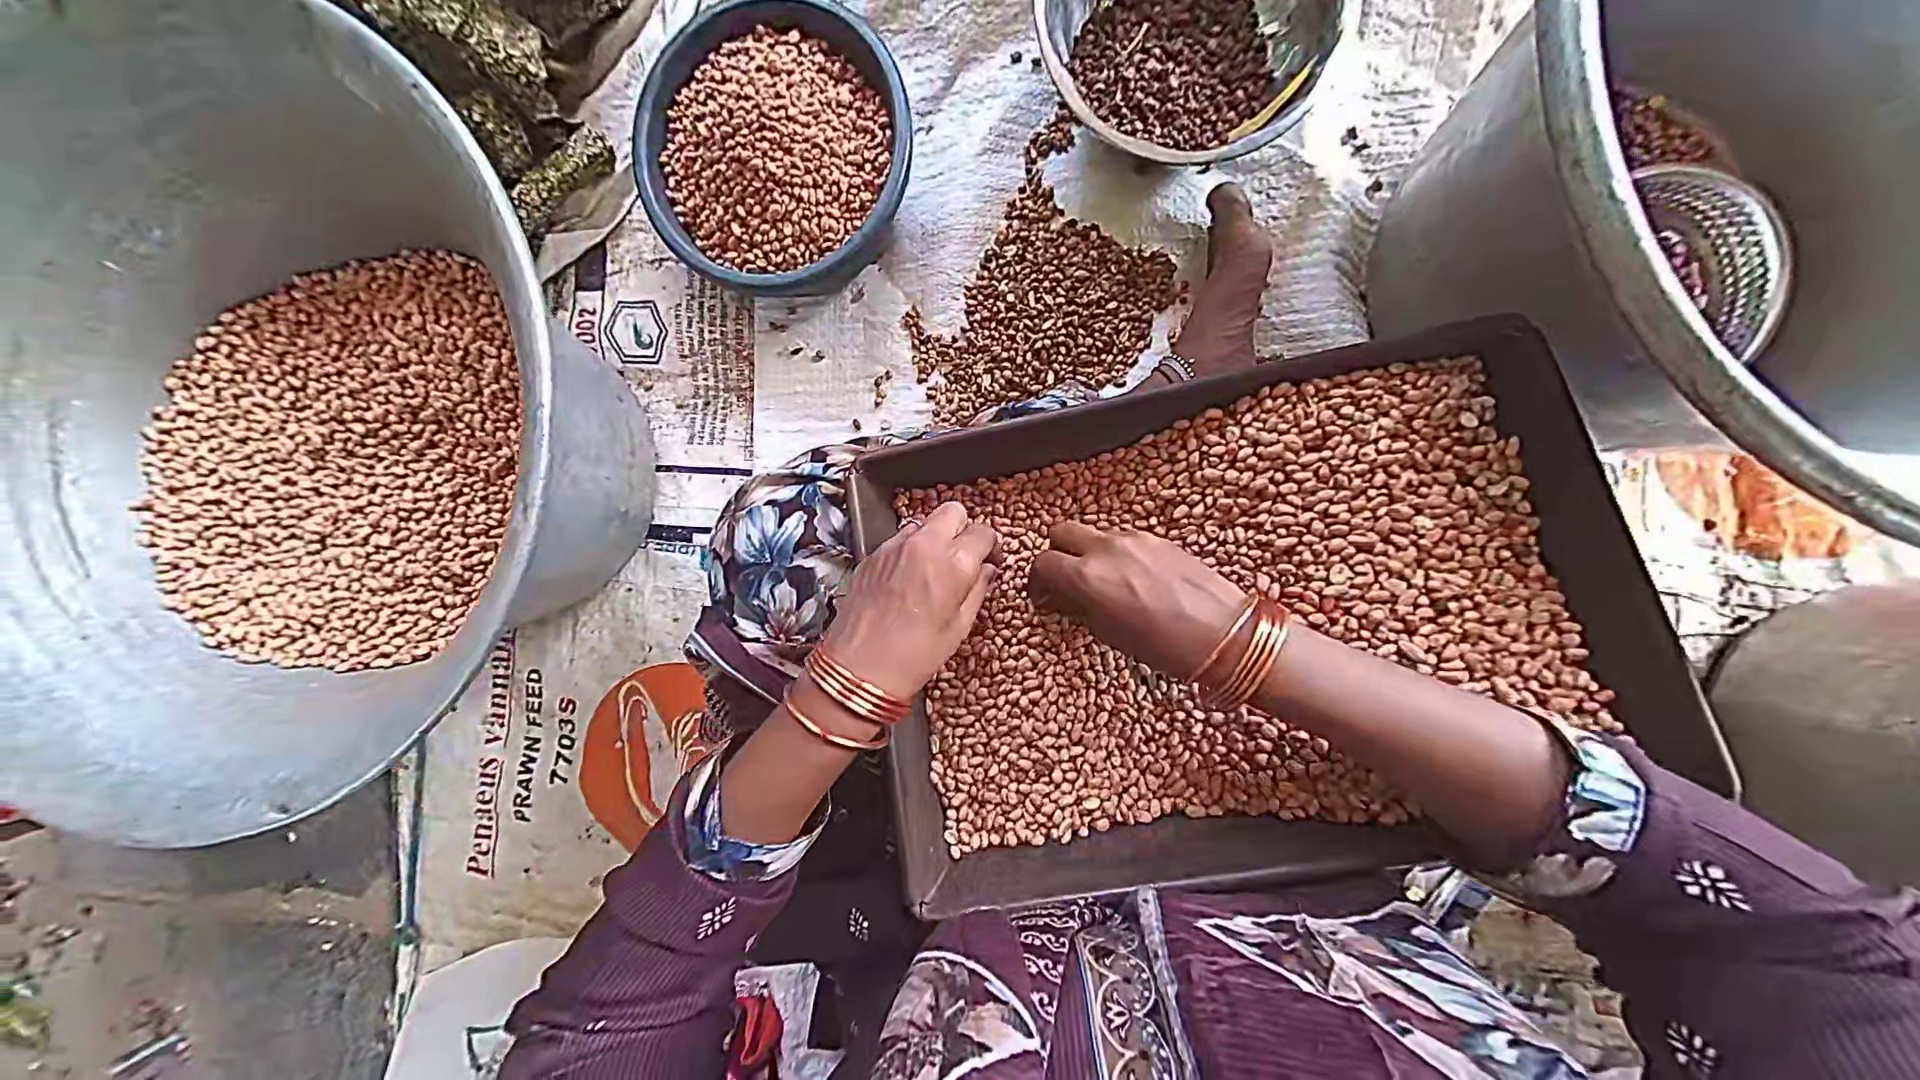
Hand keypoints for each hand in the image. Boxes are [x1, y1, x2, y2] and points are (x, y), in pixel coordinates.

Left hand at [819, 501, 1000, 699]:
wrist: (860, 667)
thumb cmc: (914, 654)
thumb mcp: (959, 626)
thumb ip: (977, 589)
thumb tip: (986, 571)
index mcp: (955, 561)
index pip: (983, 532)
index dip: (989, 546)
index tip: (988, 560)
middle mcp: (925, 544)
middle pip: (953, 511)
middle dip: (962, 528)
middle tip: (963, 555)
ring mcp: (895, 546)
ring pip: (924, 522)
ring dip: (934, 537)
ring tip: (933, 568)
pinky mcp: (873, 554)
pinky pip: (899, 539)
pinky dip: (909, 549)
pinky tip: (908, 578)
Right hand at [1027, 522, 1245, 678]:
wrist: (1226, 635)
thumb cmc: (1167, 645)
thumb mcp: (1110, 634)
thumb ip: (1077, 608)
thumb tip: (1060, 598)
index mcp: (1087, 576)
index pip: (1042, 562)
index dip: (1036, 581)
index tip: (1042, 595)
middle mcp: (1106, 548)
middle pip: (1061, 532)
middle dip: (1056, 554)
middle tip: (1063, 580)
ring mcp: (1135, 538)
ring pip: (1094, 533)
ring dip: (1087, 552)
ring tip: (1101, 583)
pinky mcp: (1158, 538)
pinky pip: (1122, 538)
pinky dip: (1114, 552)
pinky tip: (1130, 579)